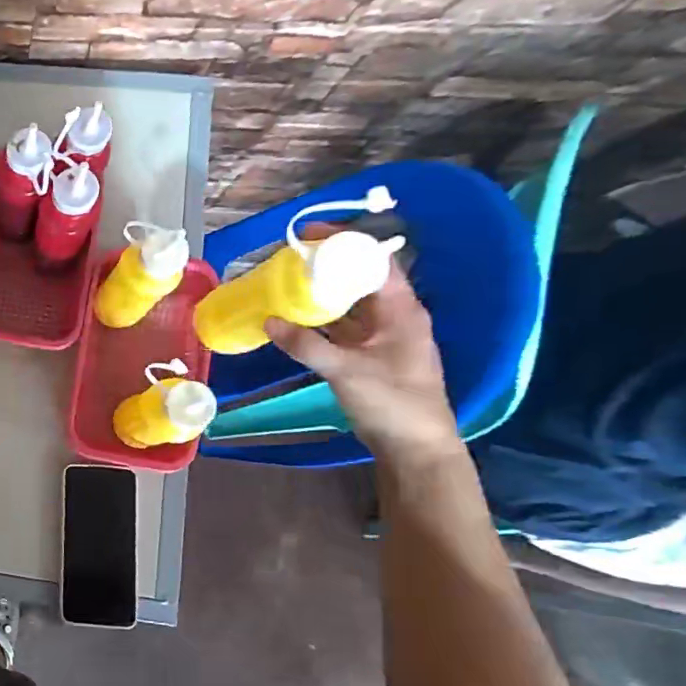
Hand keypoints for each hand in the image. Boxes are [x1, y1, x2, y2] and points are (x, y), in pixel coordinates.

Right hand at [265, 226, 458, 460]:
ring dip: (325, 296)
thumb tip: (269, 322)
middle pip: (362, 279)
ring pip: (353, 306)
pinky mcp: (374, 359)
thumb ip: (306, 345)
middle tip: (292, 261)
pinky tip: (300, 321)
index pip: (374, 259)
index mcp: (402, 308)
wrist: (416, 448)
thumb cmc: (391, 402)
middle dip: (328, 267)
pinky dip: (325, 323)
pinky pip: (347, 330)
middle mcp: (396, 316)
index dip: (344, 242)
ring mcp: (386, 339)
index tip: (308, 236)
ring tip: (290, 285)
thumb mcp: (346, 370)